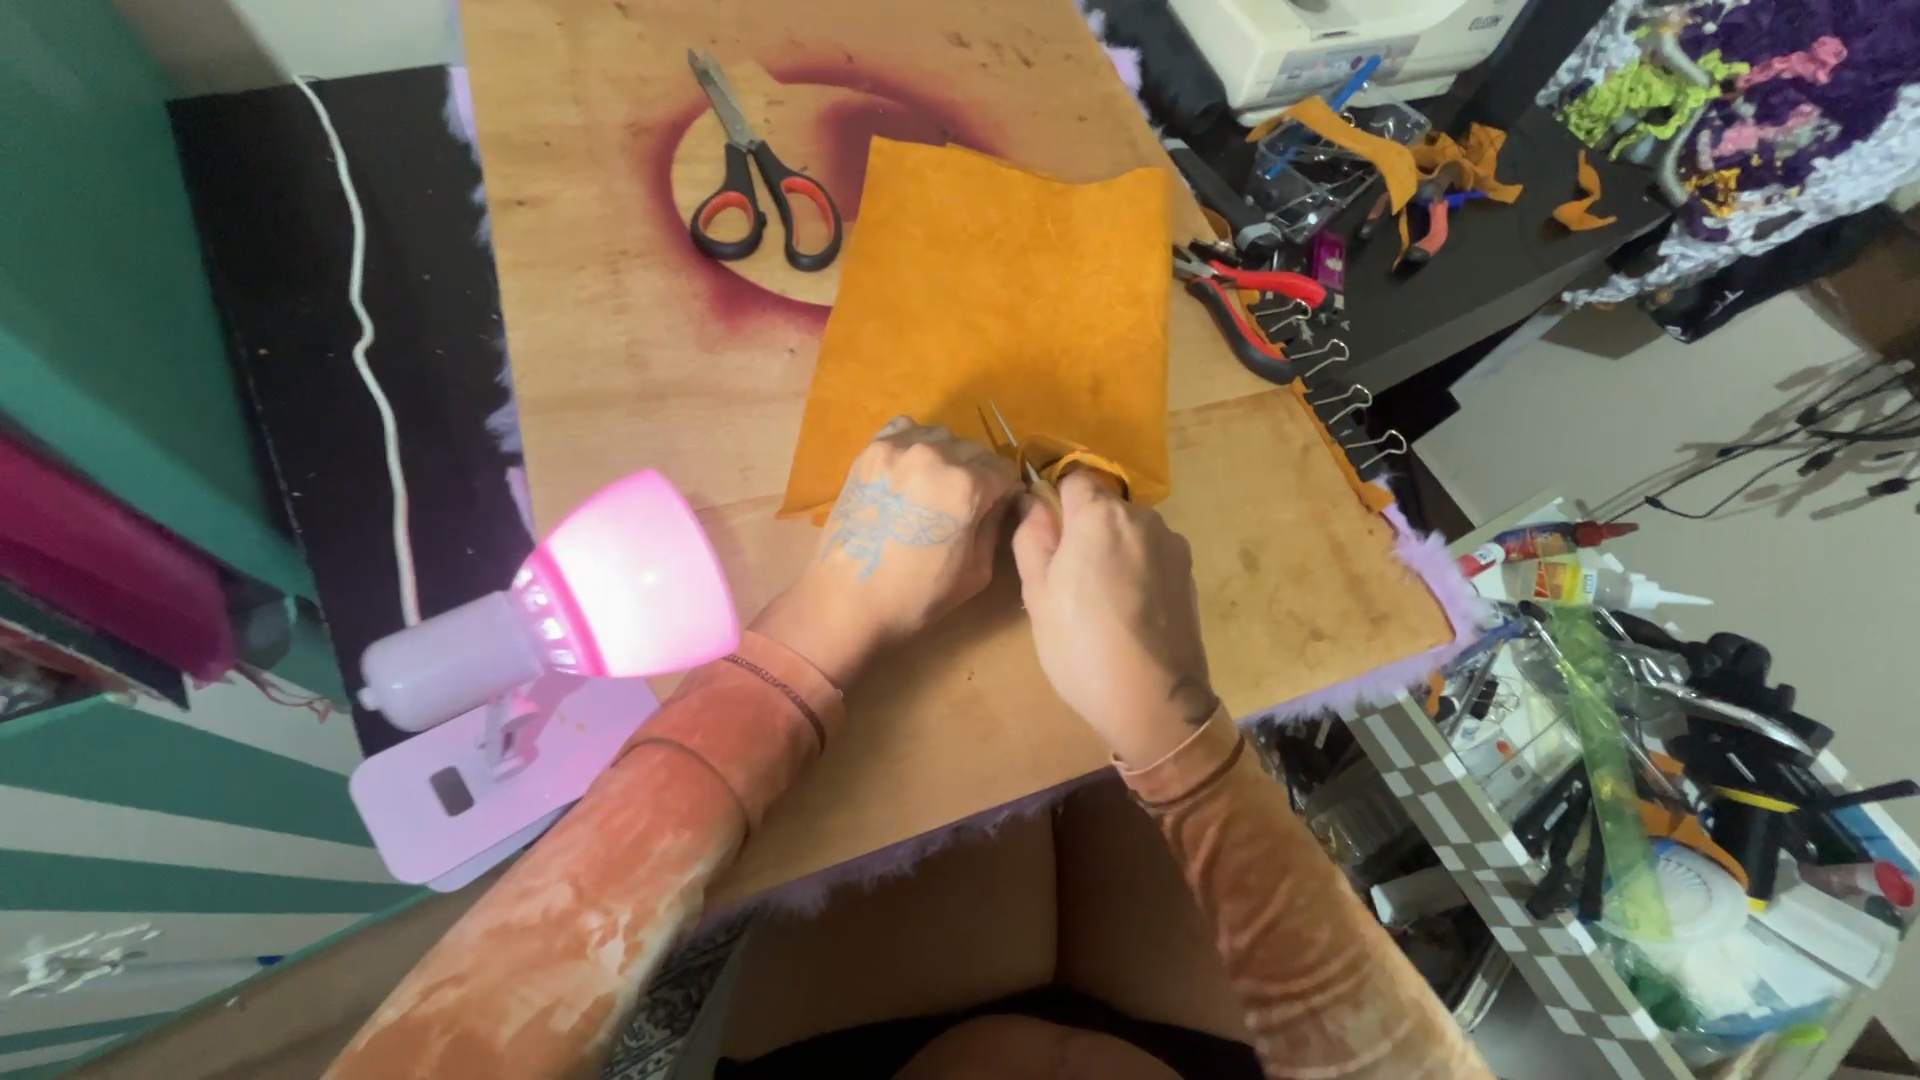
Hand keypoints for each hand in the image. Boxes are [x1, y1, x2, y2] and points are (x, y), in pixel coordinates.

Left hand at [753, 417, 1021, 685]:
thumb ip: (996, 525)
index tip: (995, 508)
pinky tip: (910, 473)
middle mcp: (935, 456)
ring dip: (948, 457)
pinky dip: (915, 444)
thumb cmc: (917, 597)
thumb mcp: (977, 571)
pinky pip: (905, 430)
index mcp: (966, 486)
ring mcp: (898, 449)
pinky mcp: (870, 452)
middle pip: (975, 450)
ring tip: (934, 488)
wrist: (846, 601)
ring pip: (943, 437)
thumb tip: (1003, 499)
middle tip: (963, 505)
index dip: (1004, 491)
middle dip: (978, 474)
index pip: (1004, 470)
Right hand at [1012, 473, 1217, 765]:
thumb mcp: (1038, 595)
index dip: (1056, 500)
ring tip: (1100, 602)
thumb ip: (1031, 537)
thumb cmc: (1080, 646)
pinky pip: (1151, 556)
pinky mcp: (1189, 573)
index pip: (1075, 477)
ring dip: (1112, 550)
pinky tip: (1128, 613)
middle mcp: (1143, 518)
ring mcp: (1173, 545)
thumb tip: (1033, 502)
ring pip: (1129, 532)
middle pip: (1105, 506)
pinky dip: (1136, 570)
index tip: (1046, 535)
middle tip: (1067, 580)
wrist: (1153, 701)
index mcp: (1100, 516)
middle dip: (1084, 530)